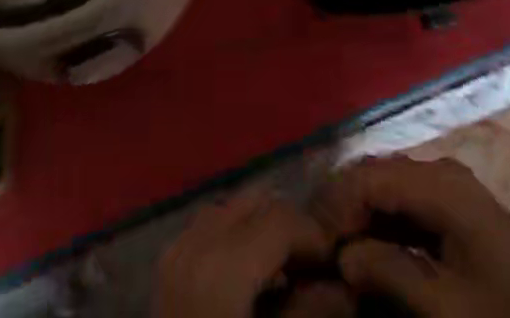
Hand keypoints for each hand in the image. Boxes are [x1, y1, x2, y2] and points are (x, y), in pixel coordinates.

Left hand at [154, 188, 347, 317]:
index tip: (337, 266)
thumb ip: (312, 313)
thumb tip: (343, 285)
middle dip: (290, 226)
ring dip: (262, 228)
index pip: (281, 218)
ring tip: (286, 271)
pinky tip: (251, 278)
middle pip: (254, 203)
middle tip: (315, 266)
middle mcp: (194, 244)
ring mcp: (174, 253)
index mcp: (222, 265)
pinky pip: (207, 228)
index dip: (316, 236)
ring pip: (230, 209)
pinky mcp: (165, 269)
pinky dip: (235, 237)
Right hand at [316, 157, 509, 317]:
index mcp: (441, 185)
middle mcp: (441, 172)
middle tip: (318, 250)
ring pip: (386, 184)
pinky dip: (380, 219)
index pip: (367, 178)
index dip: (334, 209)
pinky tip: (367, 247)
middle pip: (374, 173)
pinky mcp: (455, 205)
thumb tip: (343, 256)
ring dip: (358, 213)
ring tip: (335, 251)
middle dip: (342, 207)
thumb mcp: (449, 306)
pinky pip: (404, 199)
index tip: (315, 251)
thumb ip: (391, 274)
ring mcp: (450, 186)